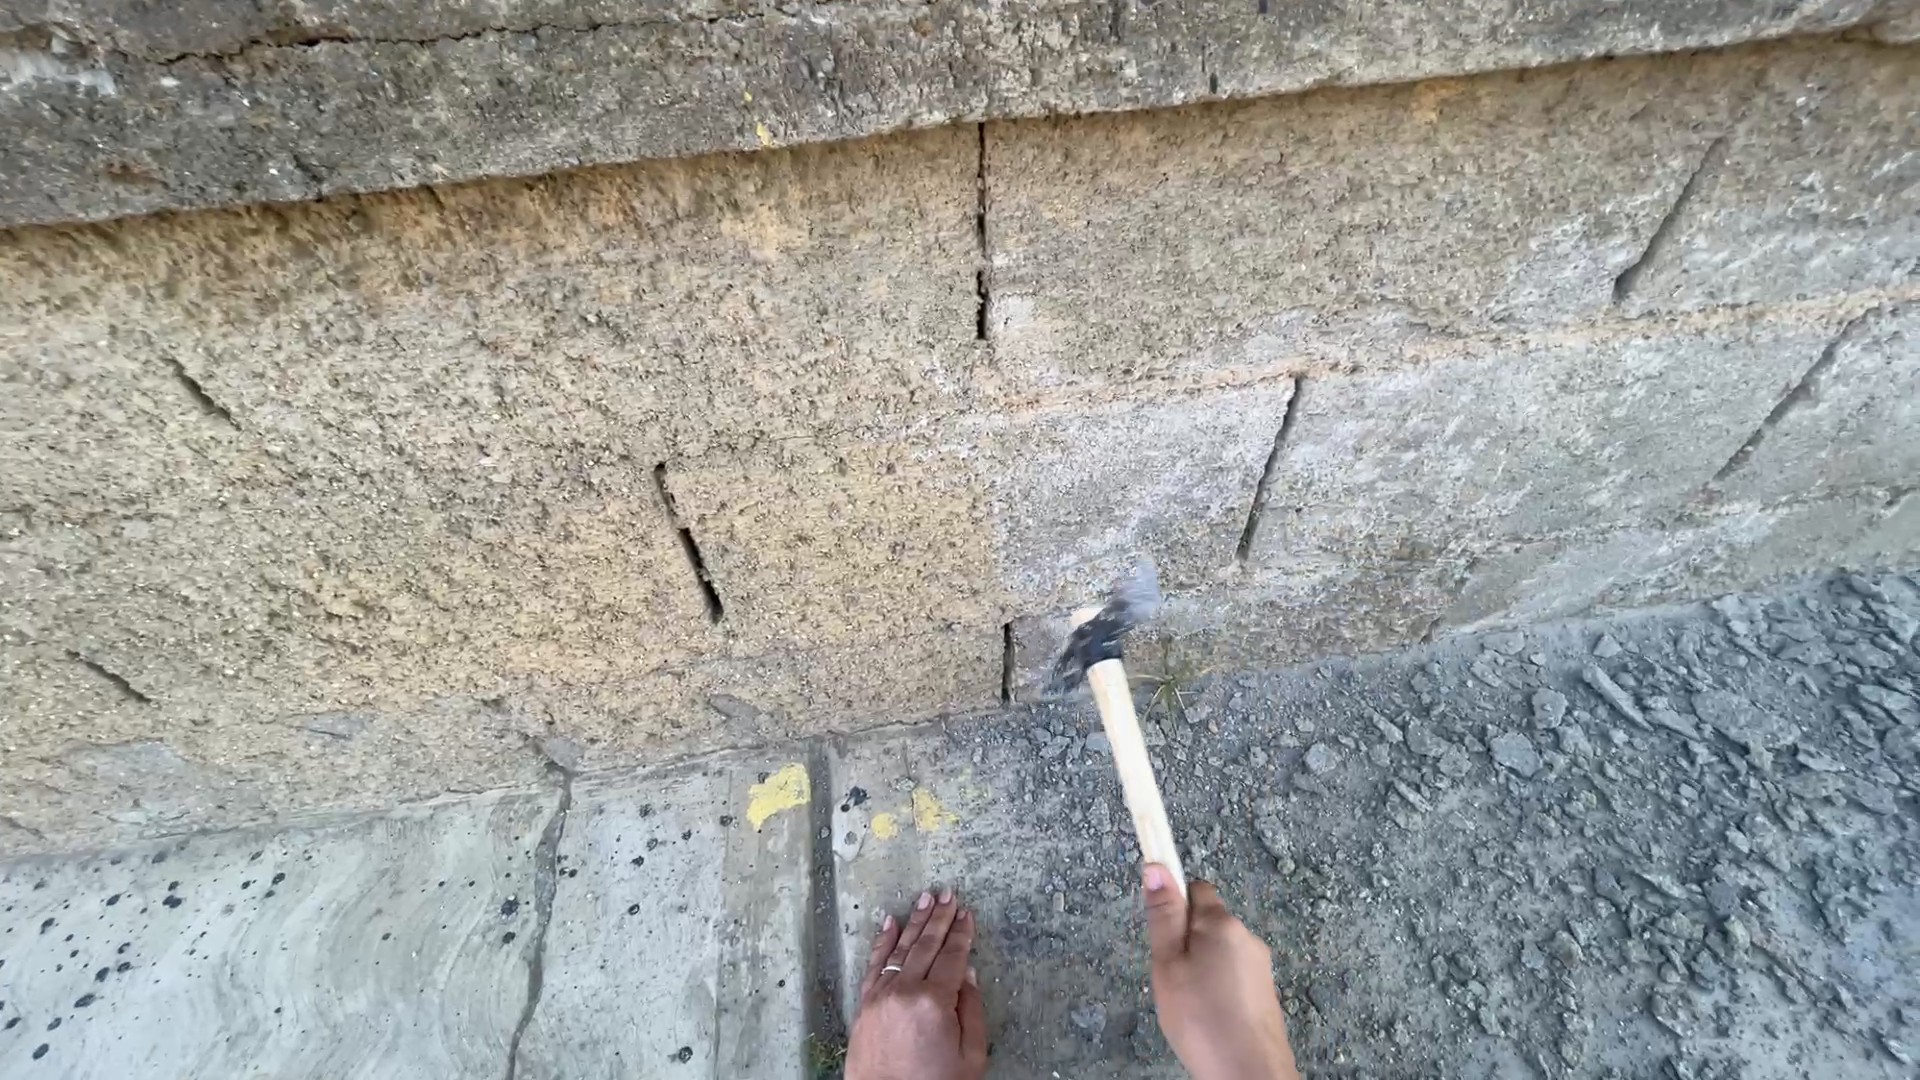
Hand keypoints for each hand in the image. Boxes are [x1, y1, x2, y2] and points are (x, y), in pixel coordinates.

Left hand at [844, 888, 988, 1079]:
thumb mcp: (970, 1058)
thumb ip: (971, 1010)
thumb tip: (966, 972)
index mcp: (934, 1002)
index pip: (952, 955)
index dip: (961, 933)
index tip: (966, 913)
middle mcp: (905, 991)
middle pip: (927, 944)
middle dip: (940, 917)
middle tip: (949, 893)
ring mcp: (881, 996)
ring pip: (901, 948)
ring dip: (915, 921)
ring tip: (926, 898)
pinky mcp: (865, 1005)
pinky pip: (875, 965)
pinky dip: (883, 942)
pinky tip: (890, 923)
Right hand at [1143, 864, 1299, 1079]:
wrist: (1251, 1078)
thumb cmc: (1202, 1019)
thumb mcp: (1169, 964)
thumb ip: (1163, 915)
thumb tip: (1156, 865)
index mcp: (1222, 923)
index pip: (1195, 888)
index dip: (1175, 907)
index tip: (1165, 938)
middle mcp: (1247, 936)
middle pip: (1207, 921)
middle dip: (1187, 941)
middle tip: (1174, 976)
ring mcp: (1260, 967)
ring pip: (1219, 951)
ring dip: (1202, 966)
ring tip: (1191, 1002)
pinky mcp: (1266, 995)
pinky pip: (1233, 975)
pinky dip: (1219, 987)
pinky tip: (1210, 1016)